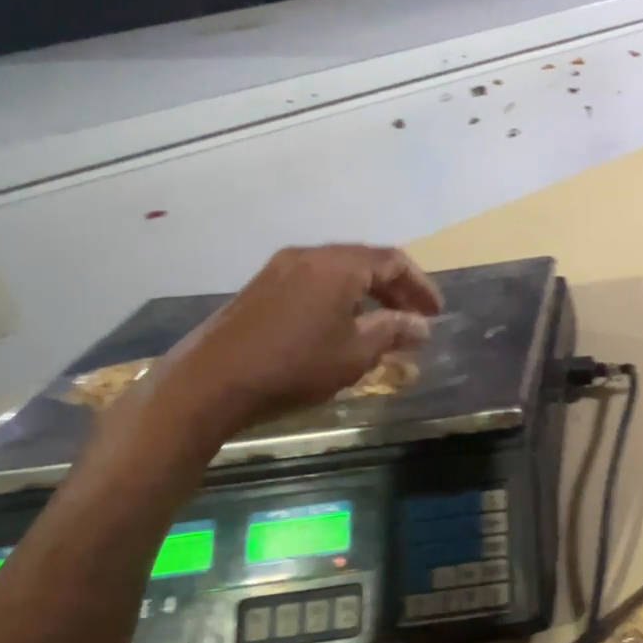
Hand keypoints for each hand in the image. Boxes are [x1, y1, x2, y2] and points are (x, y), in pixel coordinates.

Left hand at [130, 245, 443, 451]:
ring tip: (383, 326)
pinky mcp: (258, 290)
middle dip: (396, 289)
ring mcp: (279, 270)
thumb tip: (420, 326)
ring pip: (338, 273)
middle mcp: (309, 257)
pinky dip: (338, 299)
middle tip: (416, 318)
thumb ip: (394, 332)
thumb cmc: (293, 366)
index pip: (394, 261)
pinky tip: (341, 328)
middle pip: (365, 262)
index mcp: (339, 265)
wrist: (206, 385)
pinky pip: (313, 283)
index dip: (420, 286)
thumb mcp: (355, 353)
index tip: (436, 314)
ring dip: (367, 295)